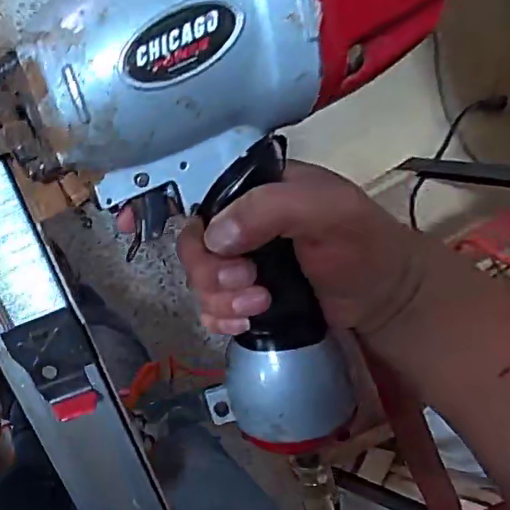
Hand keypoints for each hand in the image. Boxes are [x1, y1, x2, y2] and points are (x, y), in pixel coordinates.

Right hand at [163, 161, 462, 338]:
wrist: (384, 299)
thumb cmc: (364, 245)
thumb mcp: (327, 212)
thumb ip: (272, 210)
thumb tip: (216, 237)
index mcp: (255, 188)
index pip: (197, 186)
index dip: (157, 200)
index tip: (125, 223)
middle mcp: (240, 221)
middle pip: (191, 243)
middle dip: (210, 271)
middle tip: (246, 284)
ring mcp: (240, 261)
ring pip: (197, 280)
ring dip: (219, 299)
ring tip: (257, 306)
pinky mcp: (242, 296)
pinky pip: (209, 308)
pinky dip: (219, 318)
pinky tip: (243, 323)